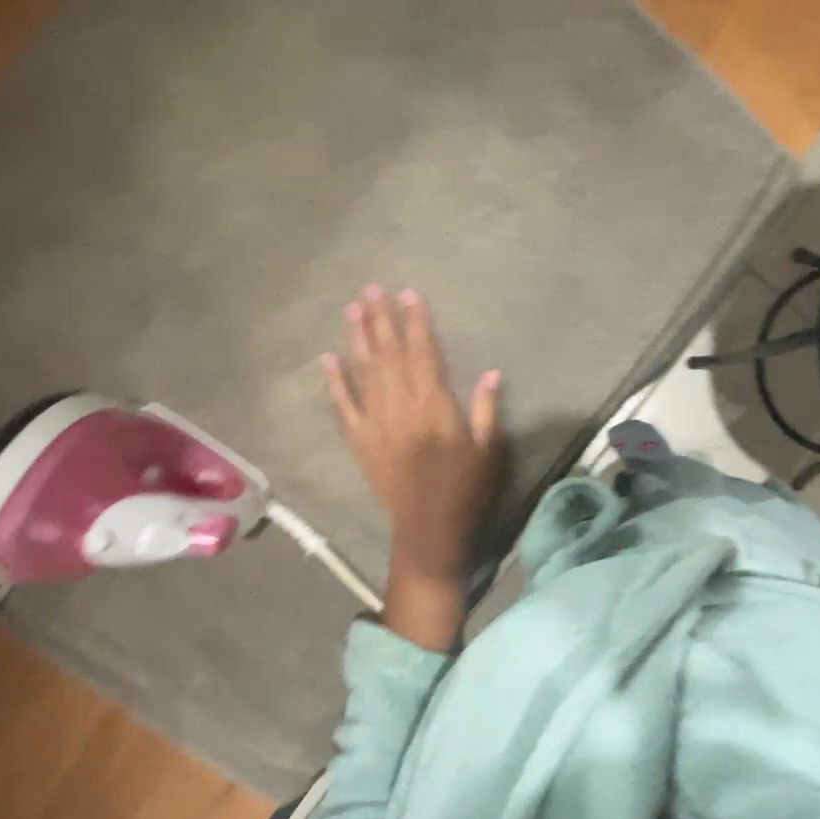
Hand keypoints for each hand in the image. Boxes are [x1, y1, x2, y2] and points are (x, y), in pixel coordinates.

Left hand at [323, 285, 500, 649]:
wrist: (429, 528)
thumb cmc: (466, 490)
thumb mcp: (489, 450)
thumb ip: (485, 410)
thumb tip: (491, 373)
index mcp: (436, 407)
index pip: (424, 354)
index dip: (417, 323)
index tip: (409, 294)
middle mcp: (402, 407)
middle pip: (390, 355)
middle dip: (381, 320)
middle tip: (371, 289)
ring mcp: (376, 423)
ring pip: (365, 371)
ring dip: (358, 339)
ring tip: (352, 309)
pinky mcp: (359, 441)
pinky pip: (343, 405)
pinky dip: (335, 381)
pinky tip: (328, 357)